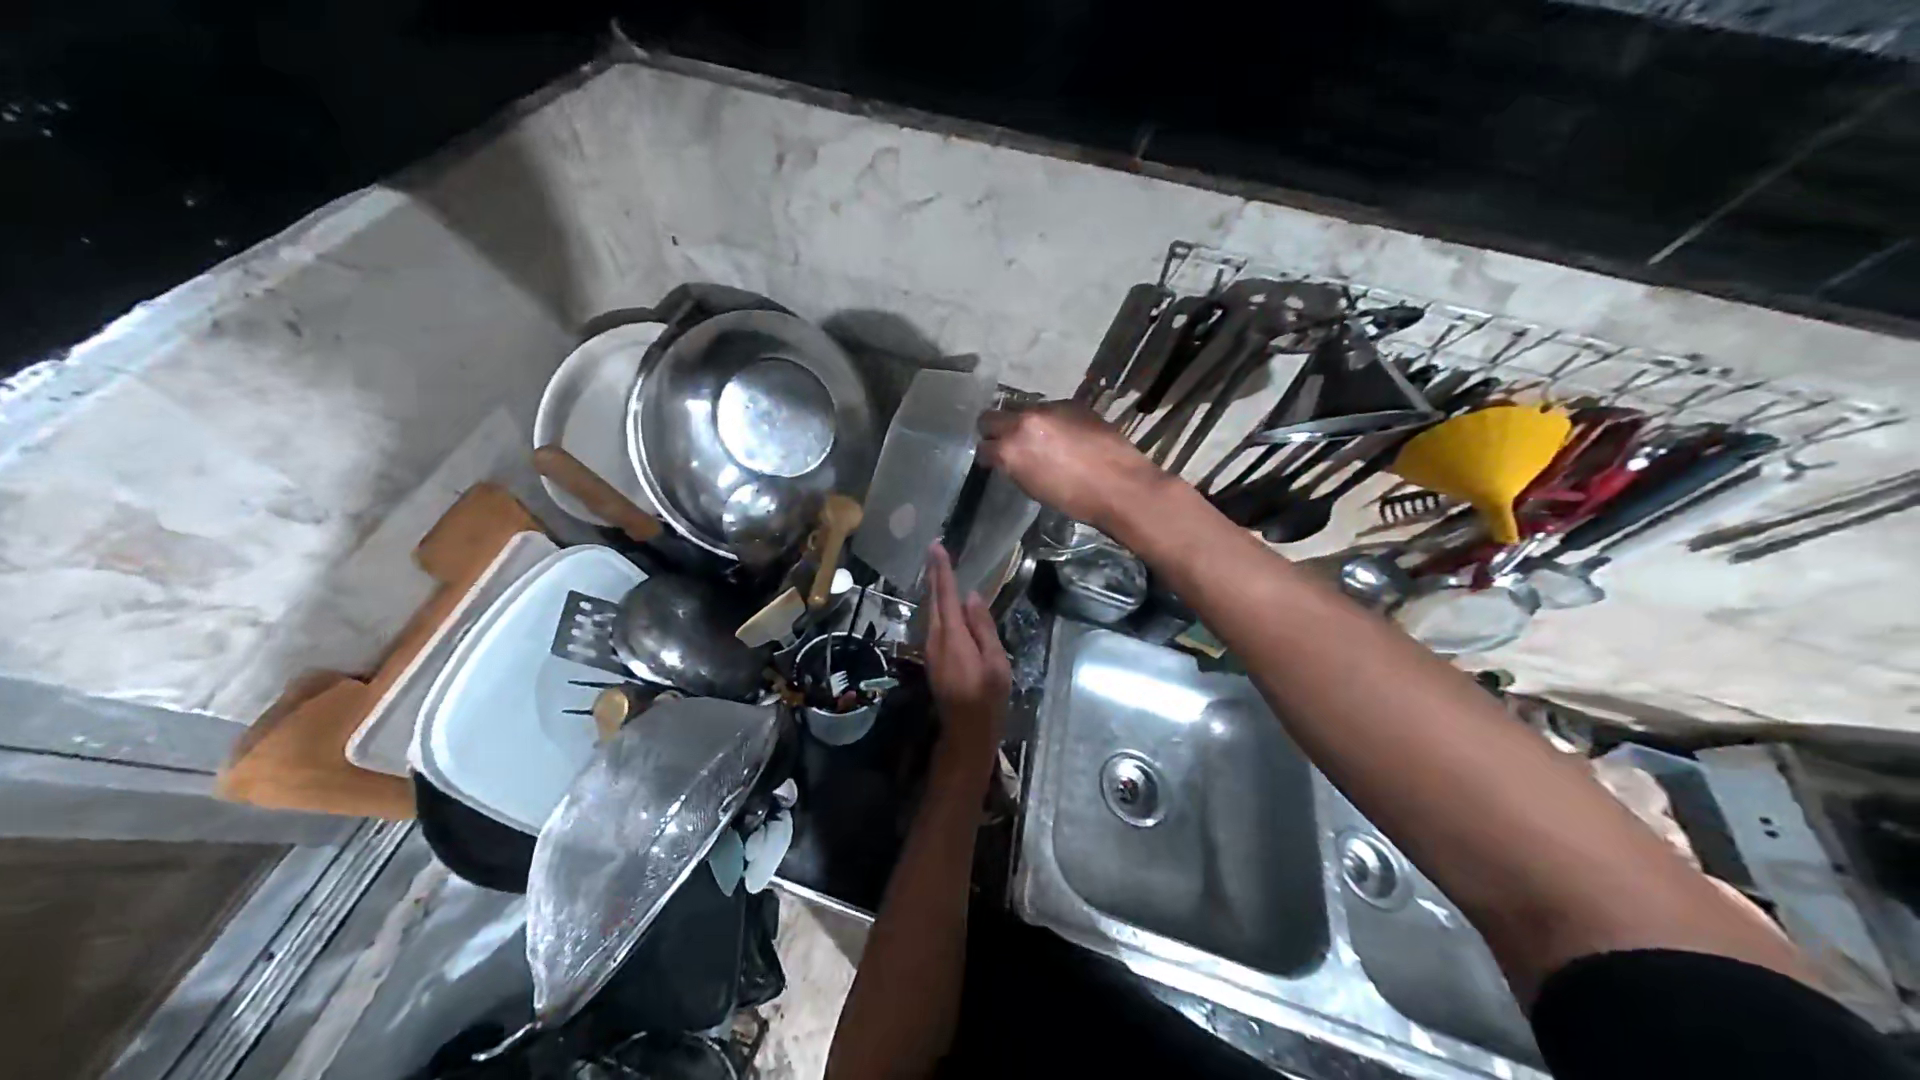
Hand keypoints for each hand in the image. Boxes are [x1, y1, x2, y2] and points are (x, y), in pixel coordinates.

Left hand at [922, 542, 1010, 769]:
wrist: (966, 730)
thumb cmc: (987, 697)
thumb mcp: (995, 662)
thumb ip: (982, 627)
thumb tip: (971, 596)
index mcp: (953, 637)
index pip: (946, 596)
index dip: (942, 570)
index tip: (937, 547)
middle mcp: (935, 639)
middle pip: (934, 600)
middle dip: (934, 574)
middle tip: (935, 550)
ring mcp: (931, 649)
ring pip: (931, 611)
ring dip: (934, 589)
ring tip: (938, 568)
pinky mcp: (933, 657)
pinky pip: (933, 623)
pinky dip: (936, 605)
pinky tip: (942, 601)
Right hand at [977, 402, 1167, 533]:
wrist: (1121, 486)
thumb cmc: (1075, 500)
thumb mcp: (1033, 488)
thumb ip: (1015, 466)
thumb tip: (1009, 458)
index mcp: (1011, 449)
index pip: (983, 446)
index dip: (987, 454)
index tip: (993, 460)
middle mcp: (1023, 422)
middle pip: (990, 416)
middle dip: (993, 429)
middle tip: (1005, 442)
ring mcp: (1048, 409)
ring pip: (1020, 408)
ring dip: (1022, 421)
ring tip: (1036, 437)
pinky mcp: (1070, 403)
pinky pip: (1047, 408)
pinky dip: (1048, 419)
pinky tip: (1063, 434)